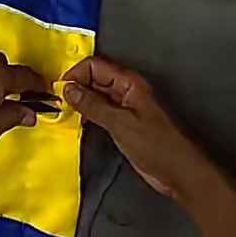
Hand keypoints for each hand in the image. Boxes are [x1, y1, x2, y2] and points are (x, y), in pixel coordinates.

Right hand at [64, 56, 227, 206]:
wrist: (178, 170)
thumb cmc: (156, 145)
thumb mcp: (120, 124)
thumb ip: (93, 105)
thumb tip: (69, 89)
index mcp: (130, 83)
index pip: (96, 66)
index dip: (76, 74)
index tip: (59, 90)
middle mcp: (127, 90)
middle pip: (95, 77)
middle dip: (76, 86)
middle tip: (56, 102)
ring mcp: (126, 106)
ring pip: (97, 94)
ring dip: (81, 100)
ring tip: (63, 112)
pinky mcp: (124, 122)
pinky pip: (101, 109)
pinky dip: (88, 112)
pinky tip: (78, 122)